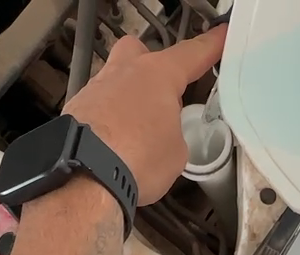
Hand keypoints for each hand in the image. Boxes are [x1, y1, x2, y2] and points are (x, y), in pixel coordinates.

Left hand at [65, 28, 227, 204]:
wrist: (87, 174)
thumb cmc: (138, 159)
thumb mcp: (177, 153)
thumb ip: (175, 134)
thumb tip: (165, 135)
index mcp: (159, 75)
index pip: (192, 54)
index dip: (210, 46)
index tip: (221, 36)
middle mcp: (126, 70)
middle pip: (142, 54)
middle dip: (153, 69)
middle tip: (162, 95)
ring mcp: (98, 86)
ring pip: (119, 81)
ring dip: (130, 101)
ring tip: (138, 134)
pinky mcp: (78, 107)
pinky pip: (101, 107)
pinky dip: (111, 122)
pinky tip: (116, 145)